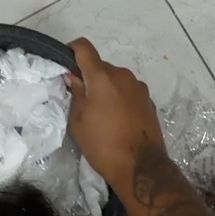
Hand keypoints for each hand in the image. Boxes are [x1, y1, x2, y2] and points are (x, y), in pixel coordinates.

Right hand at [67, 38, 166, 187]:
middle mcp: (122, 75)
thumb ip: (75, 94)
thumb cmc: (103, 145)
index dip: (72, 49)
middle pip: (100, 66)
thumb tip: (72, 77)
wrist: (141, 167)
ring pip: (115, 78)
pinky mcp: (148, 99)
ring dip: (105, 88)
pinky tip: (117, 119)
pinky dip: (119, 97)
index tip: (65, 63)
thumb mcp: (78, 122)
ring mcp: (138, 87)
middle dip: (89, 77)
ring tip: (101, 113)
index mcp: (102, 77)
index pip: (84, 47)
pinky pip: (127, 90)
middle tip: (81, 99)